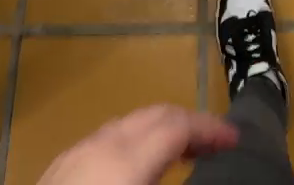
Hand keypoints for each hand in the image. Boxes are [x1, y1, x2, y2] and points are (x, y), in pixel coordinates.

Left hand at [37, 104, 238, 184]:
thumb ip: (172, 180)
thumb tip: (200, 164)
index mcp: (127, 160)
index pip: (178, 126)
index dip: (211, 128)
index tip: (235, 138)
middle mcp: (102, 145)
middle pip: (154, 115)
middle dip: (188, 122)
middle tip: (215, 142)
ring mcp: (75, 153)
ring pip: (127, 125)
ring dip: (160, 131)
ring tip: (181, 153)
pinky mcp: (57, 169)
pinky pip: (103, 141)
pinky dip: (131, 142)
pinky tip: (134, 165)